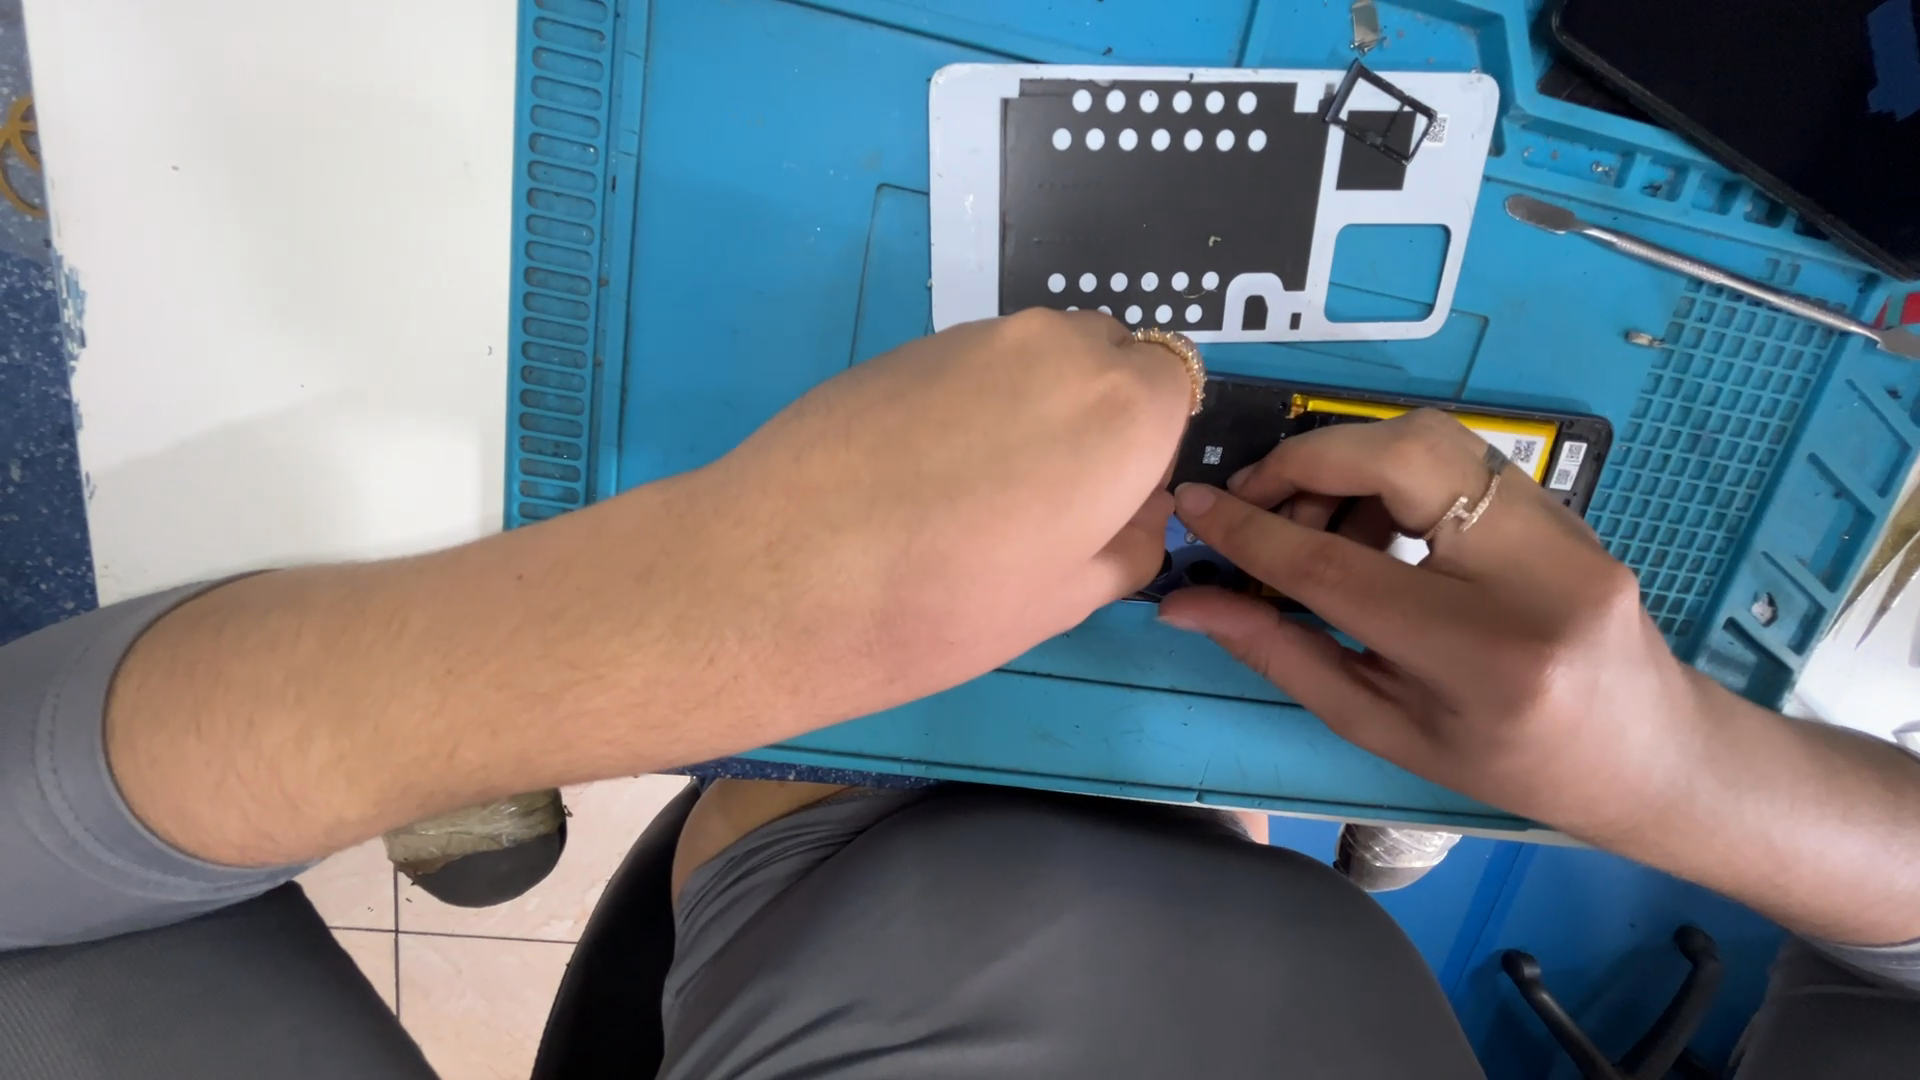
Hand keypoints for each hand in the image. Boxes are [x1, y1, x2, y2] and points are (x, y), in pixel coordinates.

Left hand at [687, 309, 1190, 723]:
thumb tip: (1138, 507)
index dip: (1147, 446)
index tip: (1105, 499)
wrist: (782, 574)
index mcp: (1124, 405)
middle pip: (1111, 358)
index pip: (1175, 388)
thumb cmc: (945, 605)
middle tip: (1046, 495)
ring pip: (1043, 355)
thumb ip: (1130, 542)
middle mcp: (1059, 345)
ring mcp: (978, 335)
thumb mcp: (1068, 598)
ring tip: (977, 483)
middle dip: (1102, 413)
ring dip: (1039, 403)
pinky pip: (980, 361)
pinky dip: (980, 398)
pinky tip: (926, 465)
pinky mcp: (910, 343)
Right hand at [1157, 409, 1713, 842]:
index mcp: (1482, 655)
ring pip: (1429, 438)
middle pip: (1402, 457)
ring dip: (1342, 464)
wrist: (1654, 757)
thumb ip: (1277, 652)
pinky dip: (1382, 473)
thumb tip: (1187, 604)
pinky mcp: (1563, 503)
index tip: (1191, 507)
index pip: (1337, 568)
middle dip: (1304, 462)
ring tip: (1310, 523)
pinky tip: (1364, 525)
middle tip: (1252, 498)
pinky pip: (1451, 456)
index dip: (1250, 532)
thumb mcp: (1377, 723)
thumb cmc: (1504, 762)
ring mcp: (1564, 528)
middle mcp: (1536, 574)